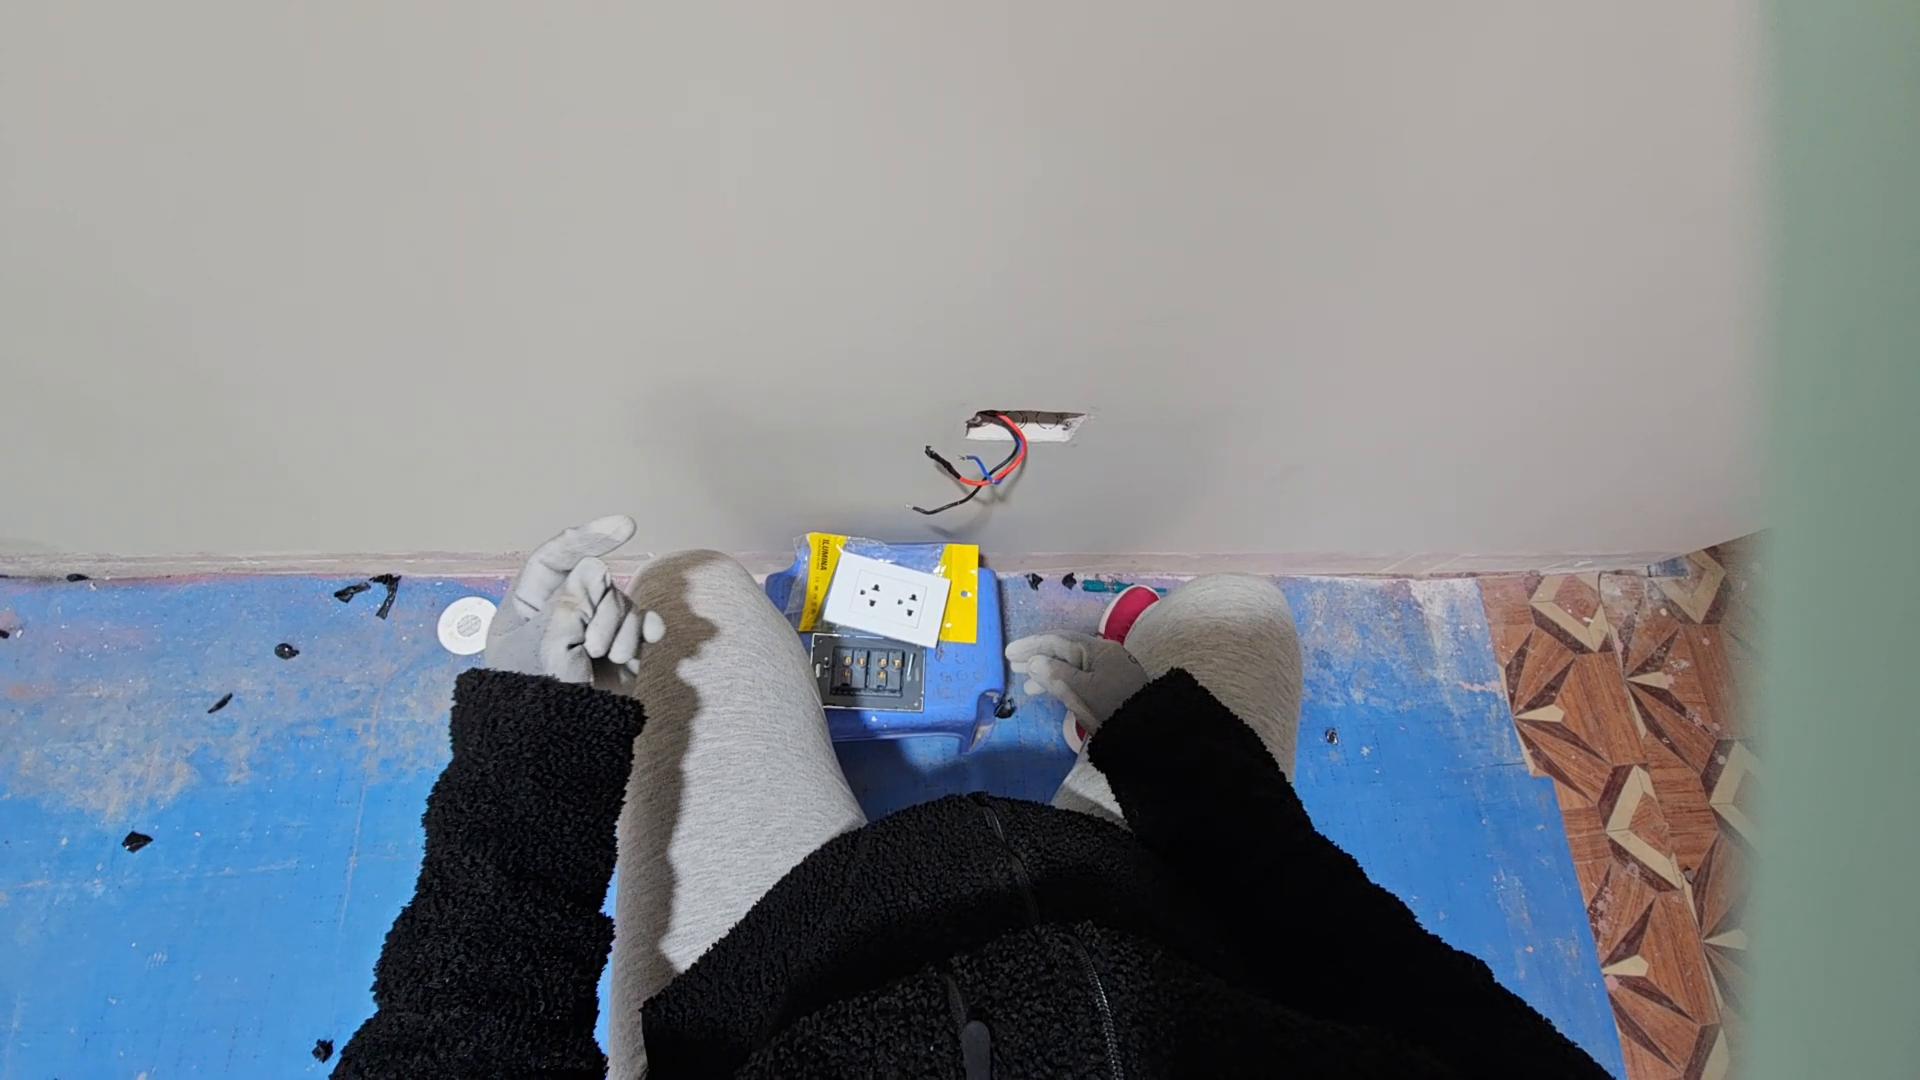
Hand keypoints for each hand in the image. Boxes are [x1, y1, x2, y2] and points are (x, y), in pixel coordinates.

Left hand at [486, 516, 664, 691]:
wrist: (558, 743)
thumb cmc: (534, 697)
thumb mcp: (544, 644)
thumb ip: (570, 600)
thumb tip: (595, 569)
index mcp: (528, 606)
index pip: (556, 558)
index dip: (588, 537)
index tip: (626, 525)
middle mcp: (563, 612)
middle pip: (599, 582)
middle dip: (604, 611)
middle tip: (591, 647)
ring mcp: (594, 629)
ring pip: (625, 604)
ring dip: (622, 631)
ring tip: (608, 660)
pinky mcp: (621, 648)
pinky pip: (645, 625)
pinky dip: (649, 631)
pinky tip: (655, 639)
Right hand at [1005, 632, 1149, 733]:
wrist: (1149, 734)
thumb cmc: (1112, 708)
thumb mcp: (1082, 691)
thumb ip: (1056, 675)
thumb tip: (1034, 662)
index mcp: (1097, 650)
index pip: (1058, 640)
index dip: (1031, 645)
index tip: (1009, 653)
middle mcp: (1101, 656)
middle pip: (1063, 651)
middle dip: (1036, 657)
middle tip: (1012, 664)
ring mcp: (1105, 672)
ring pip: (1068, 666)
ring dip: (1045, 672)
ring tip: (1025, 683)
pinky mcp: (1107, 688)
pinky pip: (1076, 679)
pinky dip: (1058, 683)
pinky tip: (1046, 691)